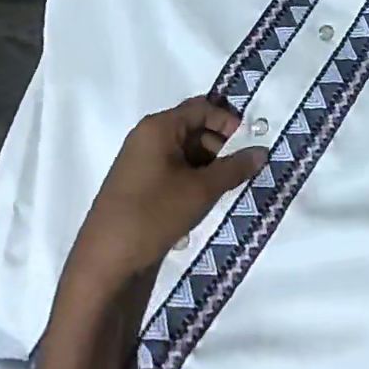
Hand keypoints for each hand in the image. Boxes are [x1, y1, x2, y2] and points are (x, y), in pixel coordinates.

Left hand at [68, 97, 267, 288]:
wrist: (107, 261)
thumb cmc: (154, 214)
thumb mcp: (201, 190)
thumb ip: (234, 168)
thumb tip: (261, 151)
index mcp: (158, 127)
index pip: (200, 108)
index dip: (227, 120)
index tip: (249, 142)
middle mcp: (147, 137)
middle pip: (193, 128)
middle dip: (220, 145)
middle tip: (242, 168)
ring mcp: (141, 161)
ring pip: (184, 152)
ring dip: (208, 165)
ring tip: (227, 187)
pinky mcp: (140, 184)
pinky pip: (173, 170)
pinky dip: (193, 178)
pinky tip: (204, 200)